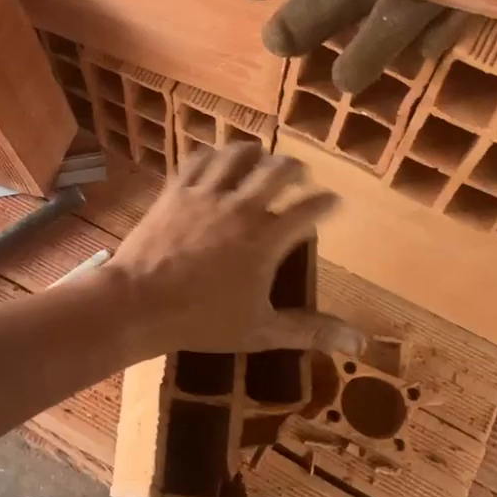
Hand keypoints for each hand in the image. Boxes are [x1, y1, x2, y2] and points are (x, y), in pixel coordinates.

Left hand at [101, 143, 363, 357]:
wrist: (137, 303)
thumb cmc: (201, 321)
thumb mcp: (261, 331)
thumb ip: (310, 331)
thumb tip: (359, 343)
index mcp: (266, 239)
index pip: (308, 210)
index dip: (326, 203)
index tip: (334, 202)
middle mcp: (240, 207)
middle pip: (277, 171)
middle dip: (296, 168)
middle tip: (302, 173)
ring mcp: (205, 195)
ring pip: (237, 157)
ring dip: (256, 153)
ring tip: (262, 156)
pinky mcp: (175, 191)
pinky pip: (197, 160)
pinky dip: (212, 155)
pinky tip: (215, 158)